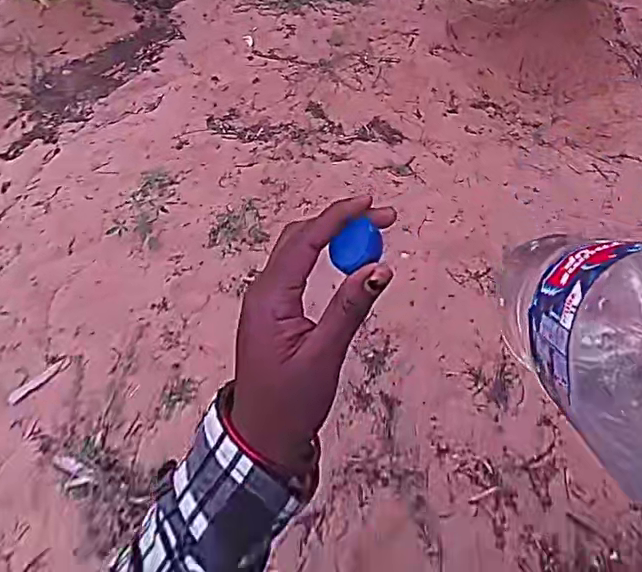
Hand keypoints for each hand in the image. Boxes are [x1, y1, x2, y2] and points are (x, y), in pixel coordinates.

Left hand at [228, 195, 396, 476]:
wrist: (258, 438)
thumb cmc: (289, 404)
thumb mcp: (324, 357)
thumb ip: (349, 309)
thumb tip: (379, 268)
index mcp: (270, 296)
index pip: (306, 241)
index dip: (338, 217)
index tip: (368, 202)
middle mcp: (263, 288)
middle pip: (301, 237)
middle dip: (340, 220)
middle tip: (382, 217)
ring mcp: (265, 296)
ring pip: (298, 248)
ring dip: (332, 234)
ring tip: (371, 230)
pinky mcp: (273, 306)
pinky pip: (297, 266)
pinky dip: (323, 252)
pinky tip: (344, 253)